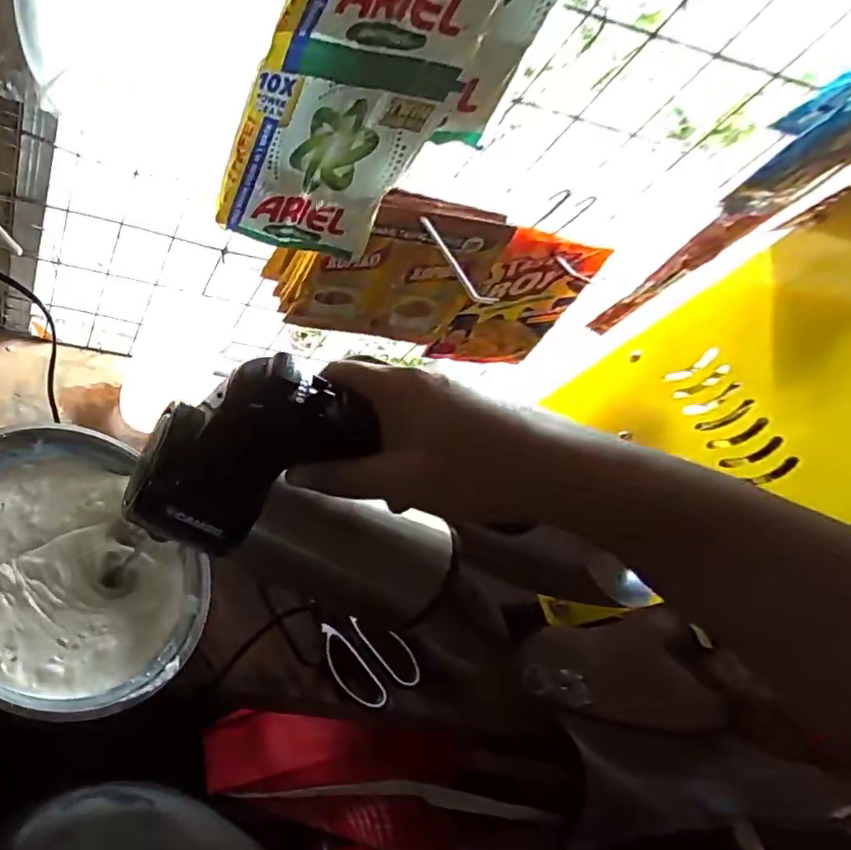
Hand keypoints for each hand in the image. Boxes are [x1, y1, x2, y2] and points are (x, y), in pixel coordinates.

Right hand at [288, 360, 613, 524]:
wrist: (557, 471)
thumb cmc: (470, 471)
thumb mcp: (397, 482)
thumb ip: (341, 478)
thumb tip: (293, 476)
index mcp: (395, 385)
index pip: (337, 368)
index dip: (310, 389)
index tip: (296, 421)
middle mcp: (418, 377)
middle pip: (363, 384)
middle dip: (342, 416)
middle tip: (330, 453)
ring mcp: (445, 388)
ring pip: (391, 404)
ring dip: (374, 435)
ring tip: (373, 477)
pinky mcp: (466, 404)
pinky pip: (417, 414)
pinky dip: (402, 438)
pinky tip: (412, 478)